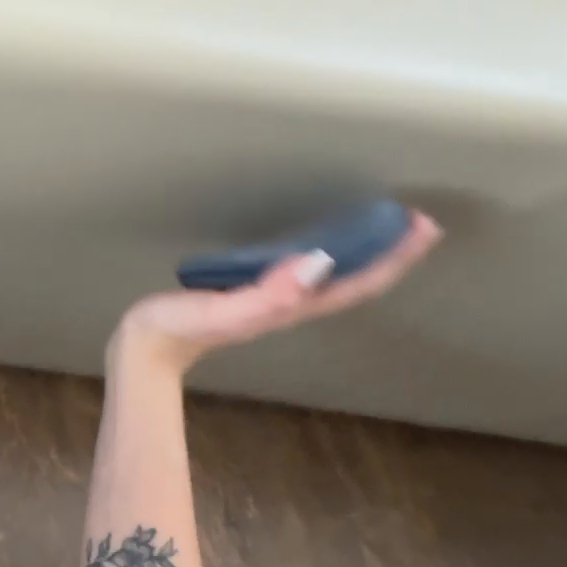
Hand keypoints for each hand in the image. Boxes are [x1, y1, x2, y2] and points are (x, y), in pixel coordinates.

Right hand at [115, 210, 442, 374]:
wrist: (147, 345)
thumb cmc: (179, 326)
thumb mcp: (221, 309)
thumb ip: (268, 293)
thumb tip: (316, 263)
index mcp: (290, 308)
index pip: (356, 283)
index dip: (392, 258)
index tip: (419, 225)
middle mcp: (291, 304)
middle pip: (354, 280)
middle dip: (389, 254)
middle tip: (415, 221)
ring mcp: (272, 301)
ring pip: (333, 277)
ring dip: (363, 254)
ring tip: (381, 227)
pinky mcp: (252, 292)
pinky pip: (305, 271)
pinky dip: (326, 254)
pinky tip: (320, 243)